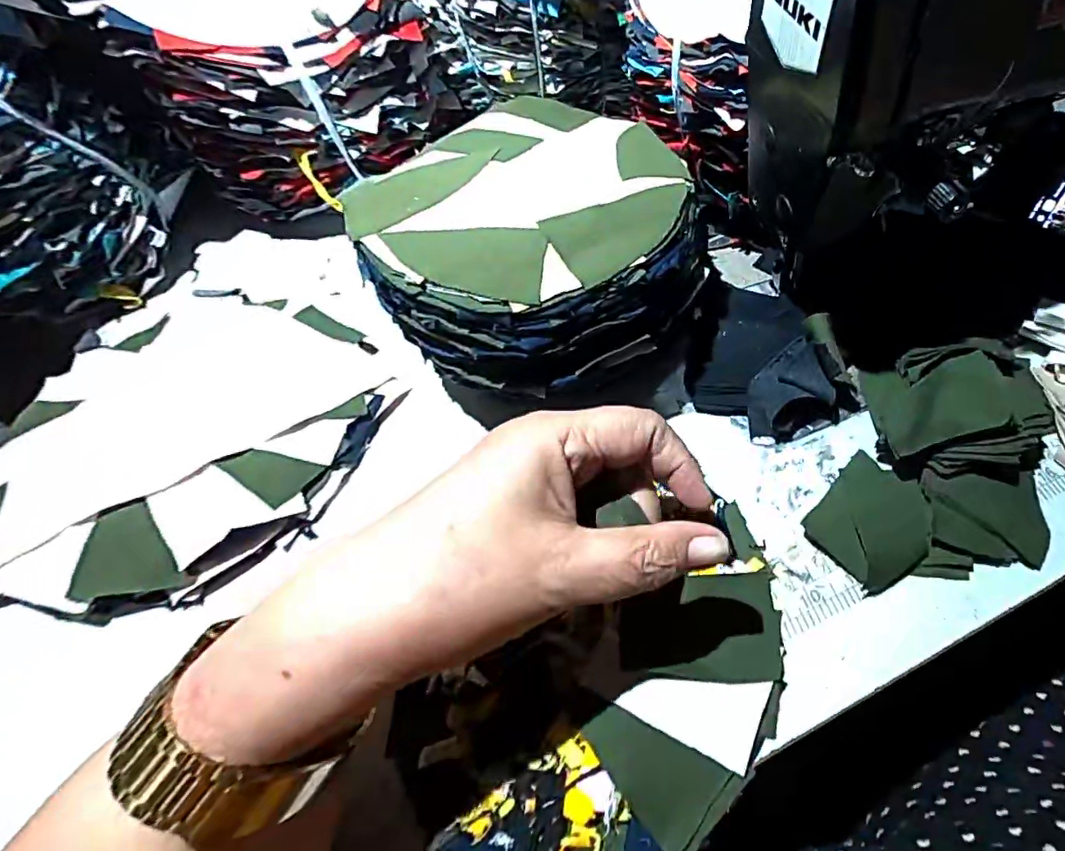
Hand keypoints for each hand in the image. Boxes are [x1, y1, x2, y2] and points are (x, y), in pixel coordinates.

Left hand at [170, 408, 729, 765]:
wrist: (342, 635)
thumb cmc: (463, 584)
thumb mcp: (568, 571)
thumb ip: (650, 556)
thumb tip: (722, 546)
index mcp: (554, 436)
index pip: (646, 429)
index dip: (682, 469)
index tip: (701, 519)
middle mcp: (540, 444)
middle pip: (624, 457)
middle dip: (654, 503)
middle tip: (662, 555)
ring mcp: (520, 476)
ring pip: (600, 488)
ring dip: (625, 525)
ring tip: (624, 571)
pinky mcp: (506, 508)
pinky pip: (573, 509)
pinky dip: (595, 536)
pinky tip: (588, 573)